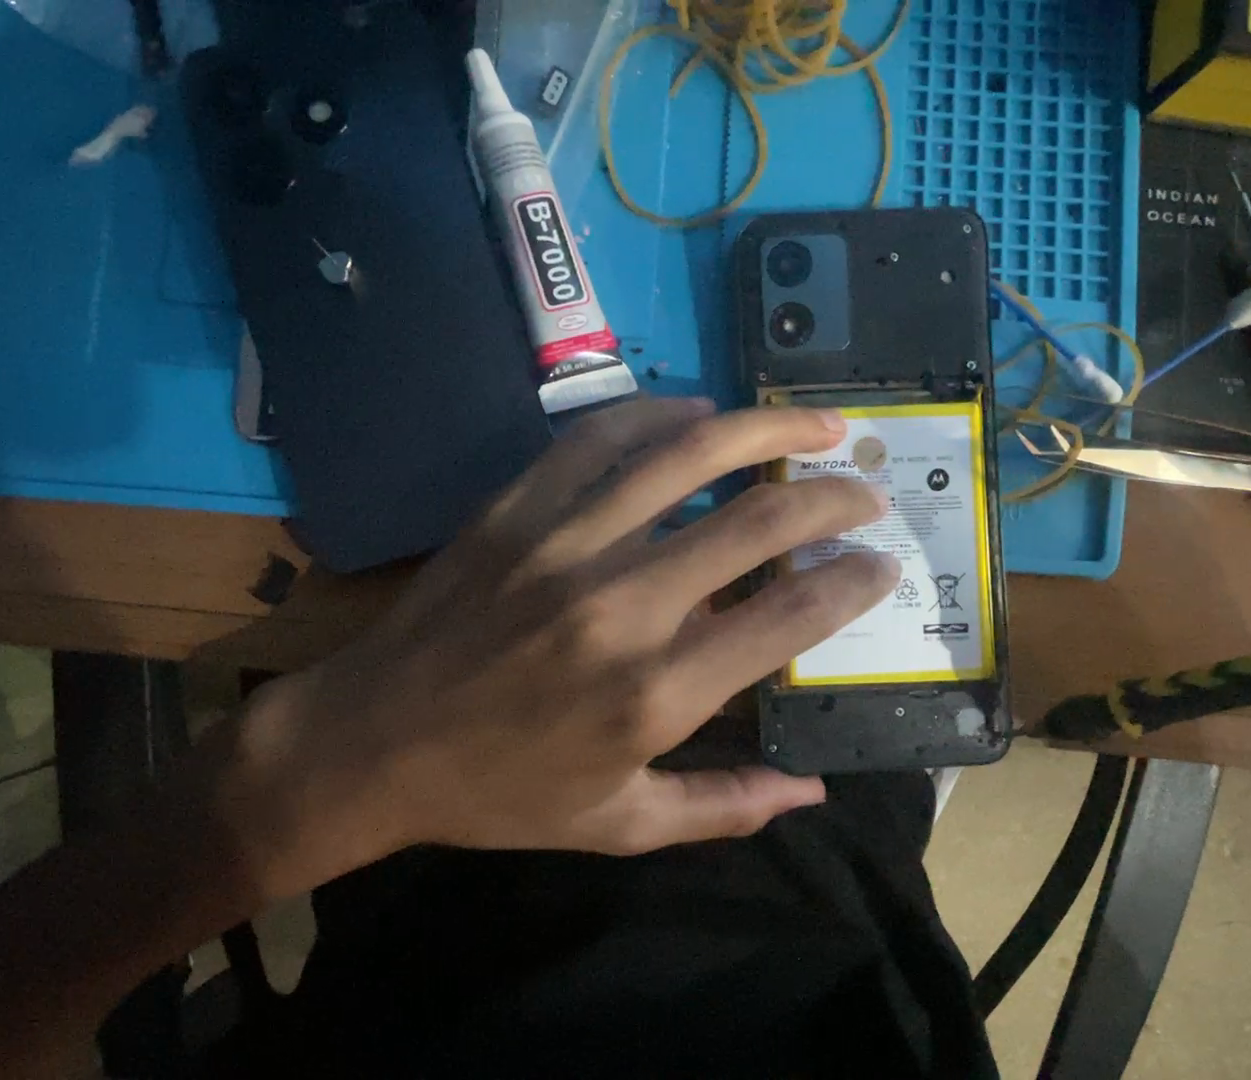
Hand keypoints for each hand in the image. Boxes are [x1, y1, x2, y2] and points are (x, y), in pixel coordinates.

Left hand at [195, 398, 897, 899]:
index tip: (880, 563)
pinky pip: (596, 441)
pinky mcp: (514, 512)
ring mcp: (563, 546)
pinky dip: (656, 417)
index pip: (788, 618)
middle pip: (755, 526)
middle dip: (830, 499)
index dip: (851, 583)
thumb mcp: (618, 823)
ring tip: (815, 423)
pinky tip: (695, 413)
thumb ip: (724, 807)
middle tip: (866, 488)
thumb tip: (815, 789)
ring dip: (762, 432)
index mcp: (656, 693)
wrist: (370, 744)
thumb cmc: (499, 792)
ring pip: (684, 459)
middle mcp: (621, 607)